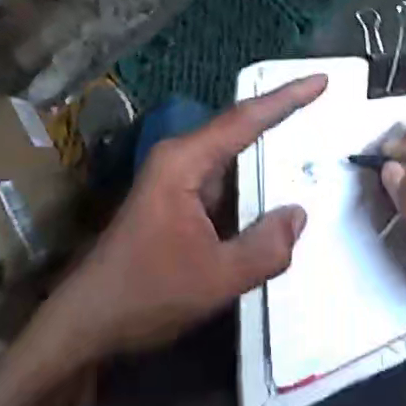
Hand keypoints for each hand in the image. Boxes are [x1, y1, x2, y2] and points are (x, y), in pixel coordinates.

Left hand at [41, 75, 328, 356]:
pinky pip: (224, 180)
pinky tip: (273, 189)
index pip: (245, 119)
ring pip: (232, 156)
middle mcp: (180, 158)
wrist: (83, 325)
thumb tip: (299, 214)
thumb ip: (263, 248)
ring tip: (308, 139)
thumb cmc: (144, 294)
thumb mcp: (214, 278)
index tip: (320, 80)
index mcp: (185, 162)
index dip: (286, 98)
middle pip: (239, 127)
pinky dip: (251, 181)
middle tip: (321, 99)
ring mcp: (175, 179)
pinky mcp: (176, 200)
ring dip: (266, 151)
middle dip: (280, 114)